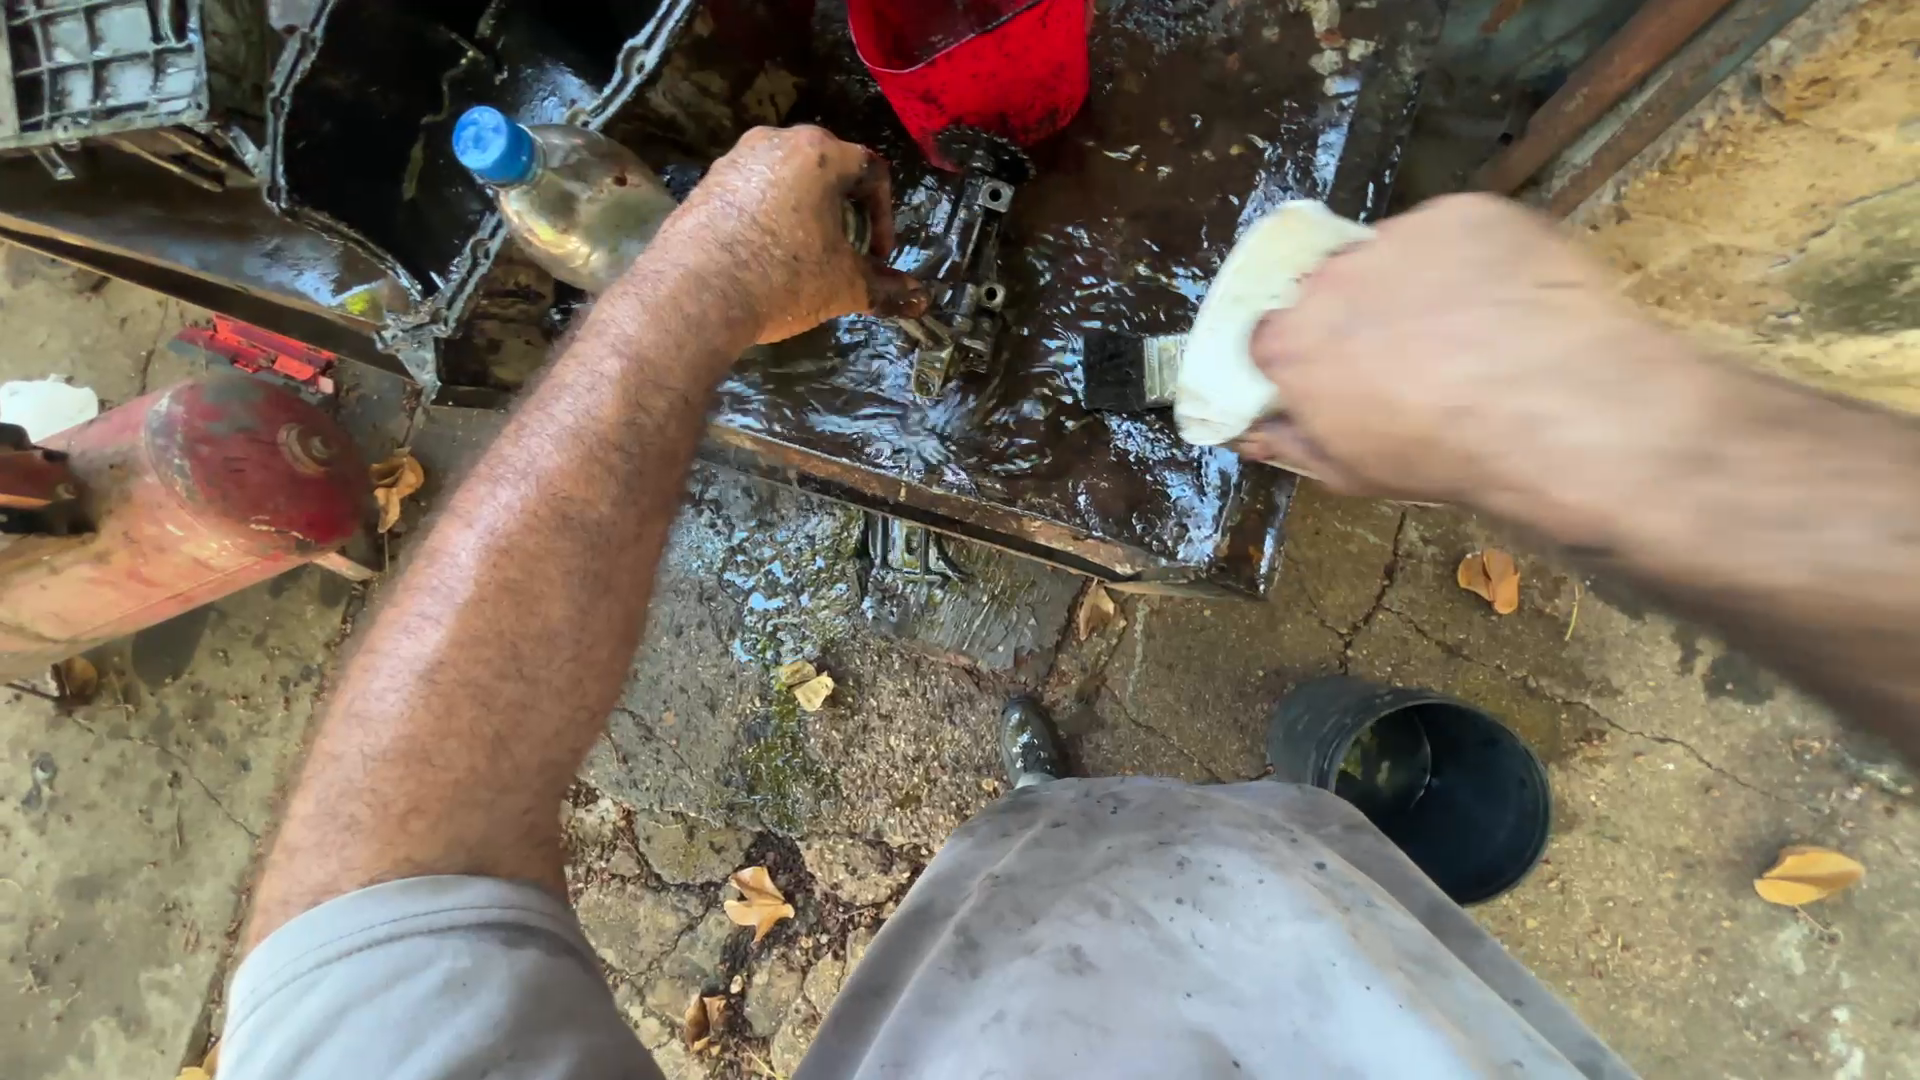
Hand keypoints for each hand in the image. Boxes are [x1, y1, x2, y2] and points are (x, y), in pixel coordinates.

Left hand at [648, 125, 928, 344]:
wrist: (696, 293)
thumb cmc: (785, 278)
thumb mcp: (845, 287)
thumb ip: (887, 289)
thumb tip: (921, 300)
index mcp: (819, 154)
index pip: (872, 172)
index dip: (885, 218)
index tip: (877, 257)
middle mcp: (776, 142)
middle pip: (829, 170)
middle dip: (846, 214)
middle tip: (846, 254)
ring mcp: (735, 160)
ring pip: (788, 181)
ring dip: (807, 216)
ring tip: (805, 259)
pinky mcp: (706, 185)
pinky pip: (753, 195)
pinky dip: (771, 221)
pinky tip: (766, 260)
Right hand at [1237, 193, 1685, 506]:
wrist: (1562, 410)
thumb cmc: (1442, 454)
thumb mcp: (1349, 471)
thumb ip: (1288, 444)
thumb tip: (1251, 433)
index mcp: (1288, 344)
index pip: (1268, 336)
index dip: (1297, 357)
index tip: (1323, 375)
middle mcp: (1326, 281)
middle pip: (1321, 289)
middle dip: (1345, 317)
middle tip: (1392, 354)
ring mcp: (1396, 238)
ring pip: (1383, 257)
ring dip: (1399, 283)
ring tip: (1453, 327)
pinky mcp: (1463, 212)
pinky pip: (1445, 233)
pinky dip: (1459, 259)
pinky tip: (1493, 299)